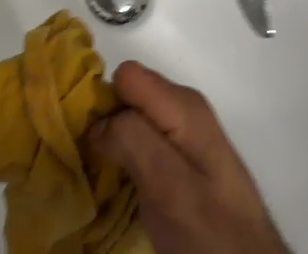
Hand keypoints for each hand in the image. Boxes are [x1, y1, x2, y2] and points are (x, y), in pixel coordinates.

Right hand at [88, 61, 291, 253]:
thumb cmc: (211, 232)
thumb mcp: (169, 185)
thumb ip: (132, 139)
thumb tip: (96, 122)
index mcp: (184, 106)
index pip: (125, 75)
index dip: (108, 104)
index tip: (100, 144)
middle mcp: (183, 111)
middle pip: (126, 95)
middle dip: (106, 124)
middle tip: (101, 165)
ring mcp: (183, 136)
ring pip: (130, 120)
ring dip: (113, 145)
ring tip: (110, 179)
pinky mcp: (179, 160)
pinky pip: (139, 143)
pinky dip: (125, 159)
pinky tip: (125, 186)